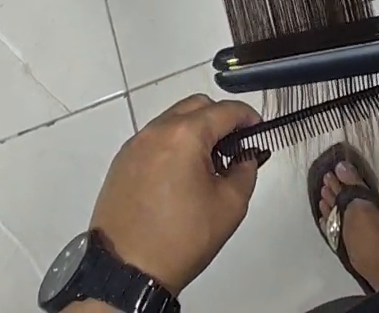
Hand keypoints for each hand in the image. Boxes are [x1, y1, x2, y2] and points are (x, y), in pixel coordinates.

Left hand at [87, 94, 263, 294]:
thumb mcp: (229, 206)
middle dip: (219, 119)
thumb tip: (244, 158)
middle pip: (197, 106)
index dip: (247, 116)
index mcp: (186, 134)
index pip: (225, 111)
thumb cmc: (181, 238)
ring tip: (205, 165)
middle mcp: (158, 129)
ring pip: (173, 120)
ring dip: (194, 131)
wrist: (125, 272)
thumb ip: (245, 171)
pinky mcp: (122, 161)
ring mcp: (136, 144)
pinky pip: (154, 139)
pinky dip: (172, 145)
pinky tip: (179, 176)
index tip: (257, 130)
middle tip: (232, 147)